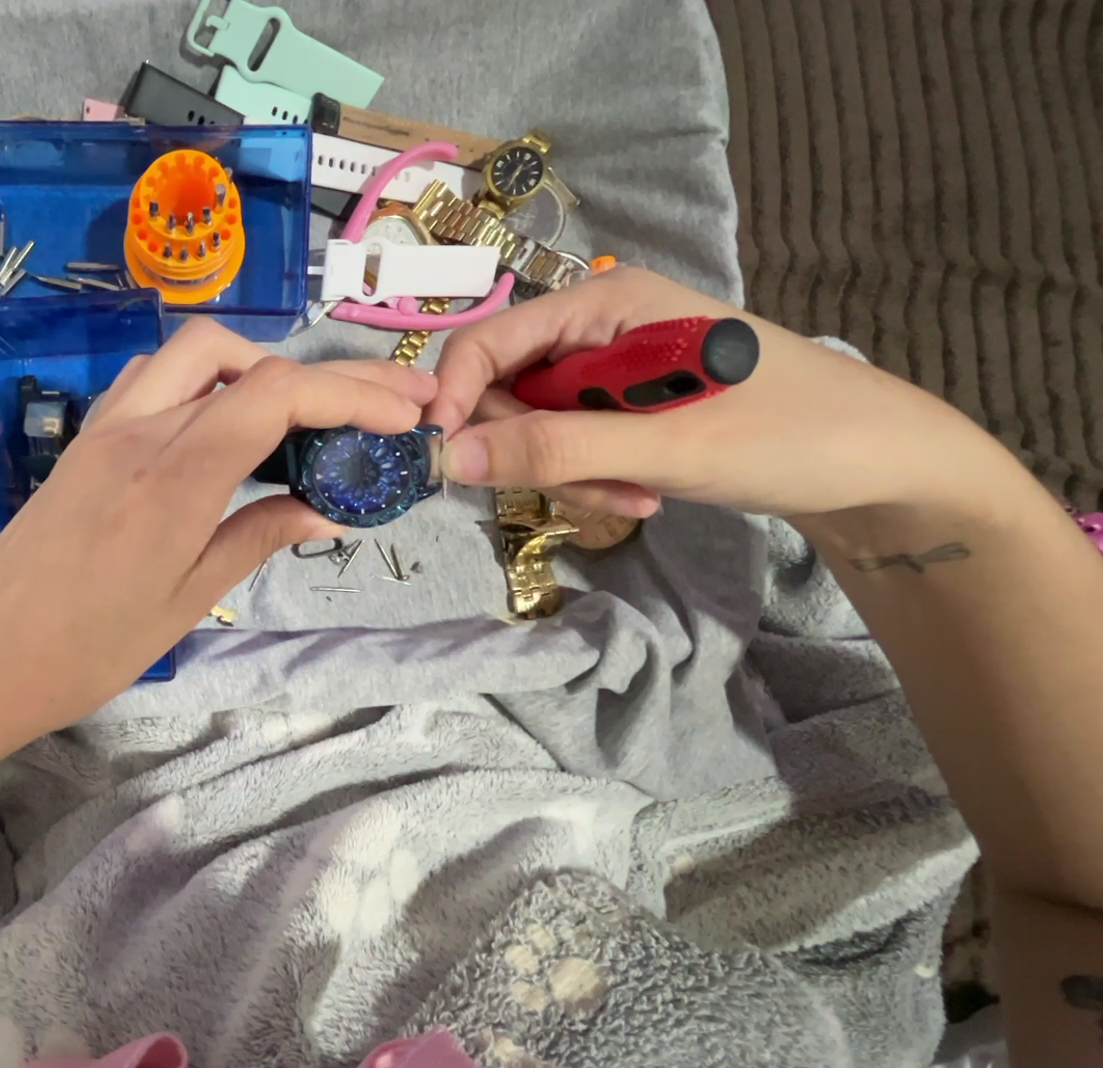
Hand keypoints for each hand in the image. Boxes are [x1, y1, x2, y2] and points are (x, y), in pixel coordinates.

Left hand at [0, 318, 435, 776]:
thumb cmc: (88, 651)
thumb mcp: (187, 602)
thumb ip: (258, 537)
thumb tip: (330, 509)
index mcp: (172, 480)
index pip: (274, 394)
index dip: (350, 393)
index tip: (405, 413)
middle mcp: (136, 433)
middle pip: (237, 355)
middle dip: (320, 369)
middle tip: (383, 396)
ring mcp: (102, 430)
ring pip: (189, 354)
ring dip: (256, 366)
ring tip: (302, 413)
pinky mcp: (84, 441)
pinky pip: (150, 381)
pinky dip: (203, 382)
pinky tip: (224, 424)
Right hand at [427, 267, 1017, 523]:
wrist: (889, 469)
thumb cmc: (791, 434)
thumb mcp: (665, 446)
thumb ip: (553, 448)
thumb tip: (446, 459)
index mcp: (605, 305)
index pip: (486, 343)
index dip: (455, 399)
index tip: (446, 461)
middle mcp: (595, 329)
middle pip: (502, 391)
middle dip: (529, 449)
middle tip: (581, 489)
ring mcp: (606, 371)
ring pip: (529, 427)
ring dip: (564, 472)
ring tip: (630, 495)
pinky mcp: (618, 407)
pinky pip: (564, 445)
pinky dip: (587, 477)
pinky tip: (639, 493)